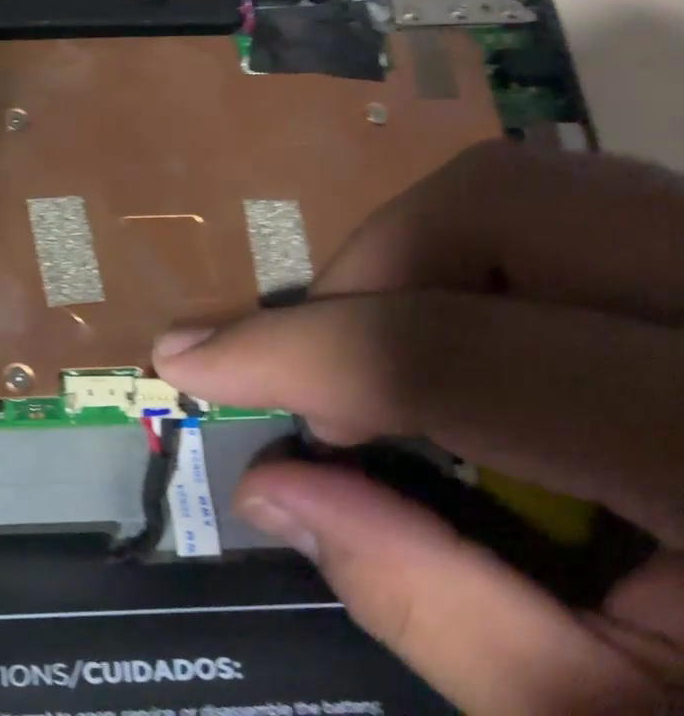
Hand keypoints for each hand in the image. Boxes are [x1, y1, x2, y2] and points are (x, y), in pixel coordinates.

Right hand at [156, 142, 683, 712]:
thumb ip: (432, 604)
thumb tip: (273, 491)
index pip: (449, 350)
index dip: (286, 351)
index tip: (185, 361)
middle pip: (512, 202)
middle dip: (368, 275)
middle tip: (325, 378)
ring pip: (558, 193)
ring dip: (428, 269)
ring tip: (409, 376)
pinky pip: (611, 226)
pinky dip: (506, 278)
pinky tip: (506, 374)